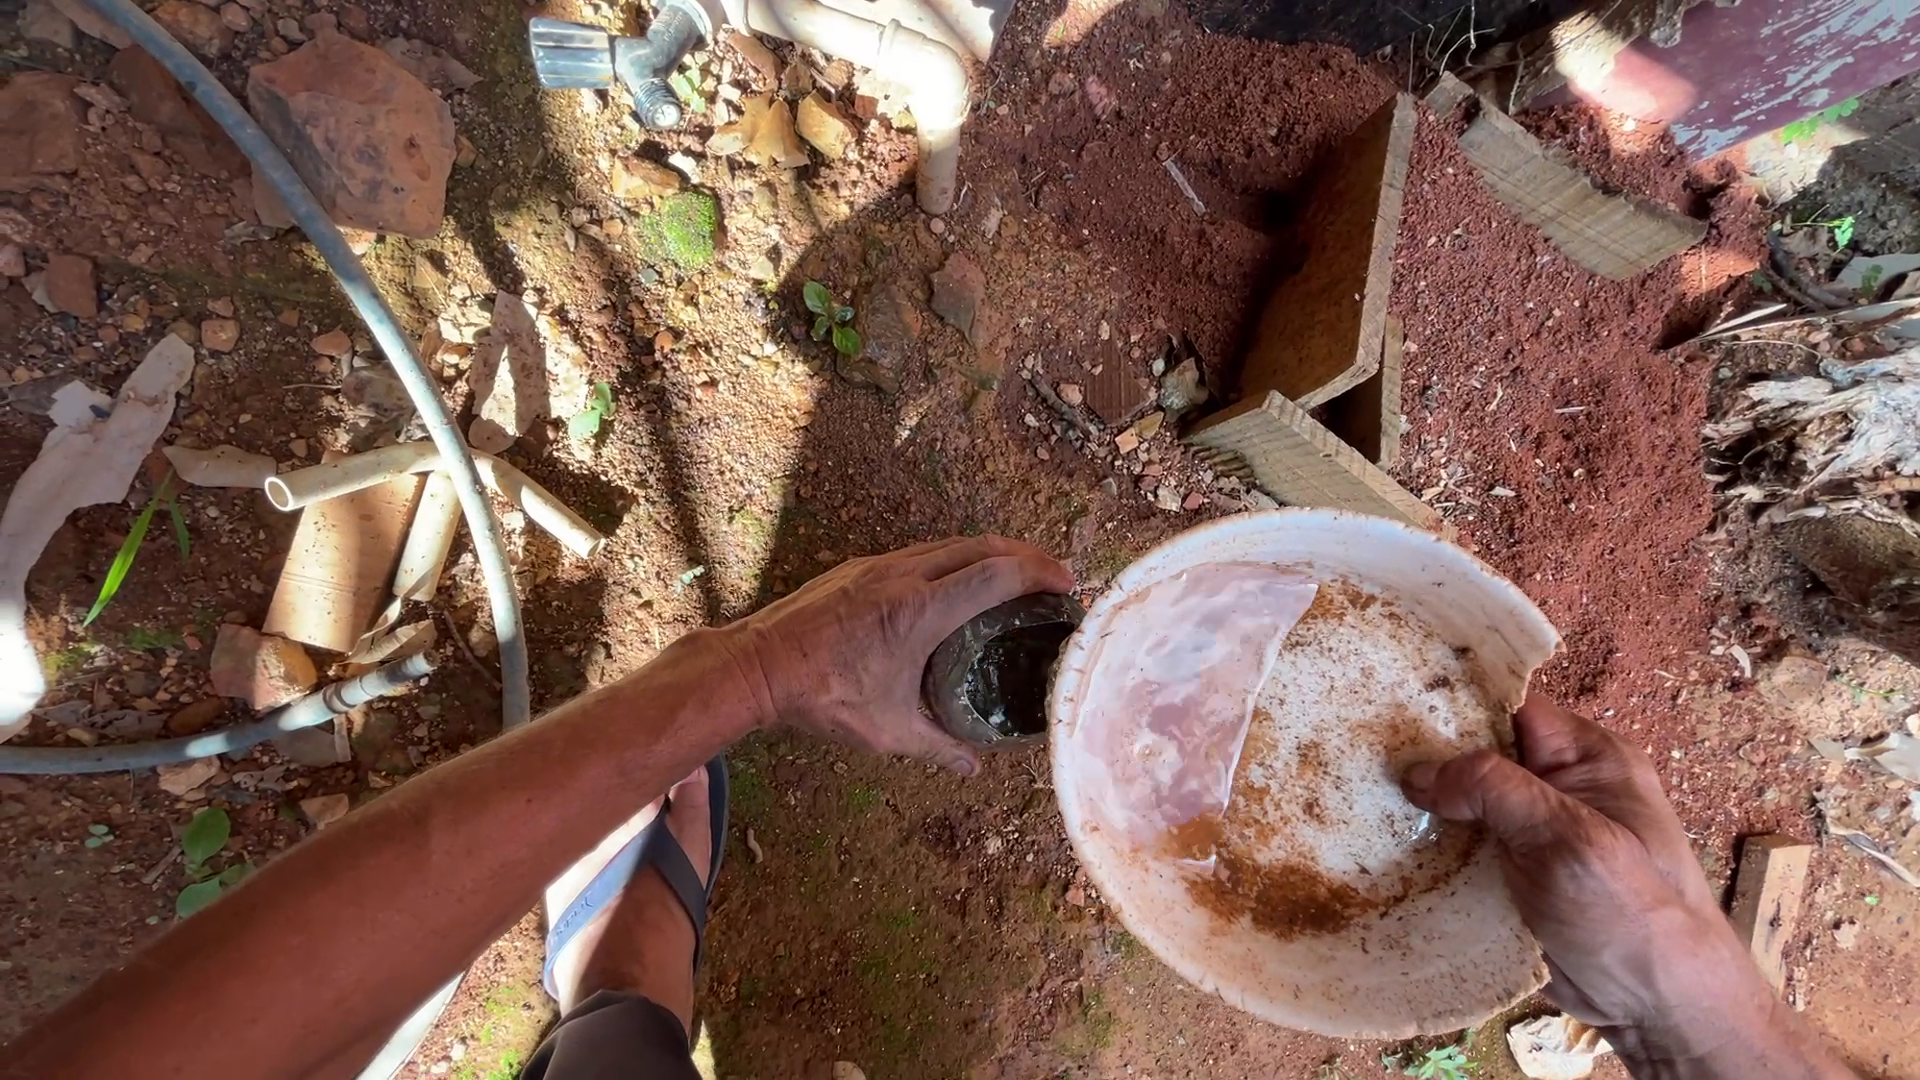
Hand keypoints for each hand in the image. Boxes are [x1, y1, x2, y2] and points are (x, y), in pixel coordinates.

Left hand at [722, 536, 1072, 775]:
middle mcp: (905, 575)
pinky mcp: (861, 566)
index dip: (1039, 571)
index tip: (1067, 584)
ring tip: (1016, 574)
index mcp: (920, 610)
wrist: (757, 664)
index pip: (995, 574)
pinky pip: (923, 552)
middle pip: (982, 546)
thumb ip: (938, 748)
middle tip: (1055, 574)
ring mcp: (880, 564)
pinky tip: (959, 582)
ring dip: (991, 552)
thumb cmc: (823, 697)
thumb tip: (975, 769)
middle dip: (1026, 554)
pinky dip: (957, 558)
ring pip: (951, 544)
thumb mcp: (886, 731)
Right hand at [1400, 695, 1785, 1068]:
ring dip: (1416, 793)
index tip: (1388, 695)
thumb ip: (1495, 790)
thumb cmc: (1636, 920)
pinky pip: (1453, 831)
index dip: (1451, 697)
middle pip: (1471, 743)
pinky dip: (1422, 831)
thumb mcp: (1571, 841)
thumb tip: (1416, 774)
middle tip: (1363, 743)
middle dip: (1421, 746)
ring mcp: (1526, 824)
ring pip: (1455, 790)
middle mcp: (1553, 780)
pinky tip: (1383, 826)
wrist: (1660, 1017)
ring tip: (1361, 782)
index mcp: (1586, 757)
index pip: (1506, 703)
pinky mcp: (1503, 862)